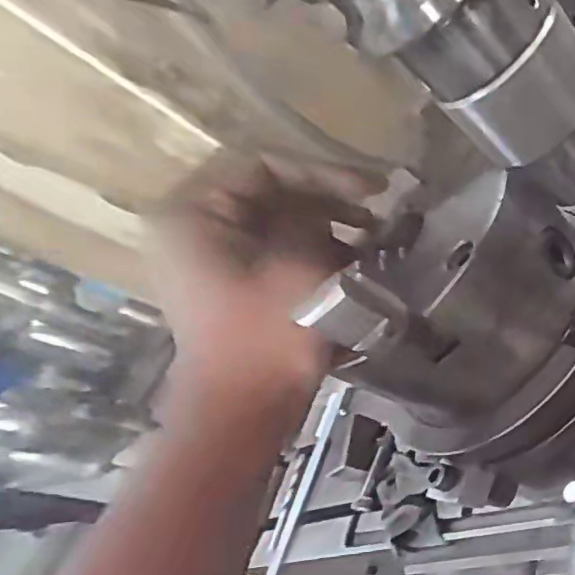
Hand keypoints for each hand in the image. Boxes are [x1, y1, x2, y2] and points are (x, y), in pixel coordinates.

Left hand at [150, 153, 379, 415]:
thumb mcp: (299, 267)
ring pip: (279, 225)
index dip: (324, 172)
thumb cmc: (268, 335)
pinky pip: (279, 254)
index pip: (262, 166)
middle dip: (330, 203)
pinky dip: (318, 254)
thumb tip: (335, 208)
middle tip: (380, 218)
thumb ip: (313, 222)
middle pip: (270, 195)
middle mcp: (195, 229)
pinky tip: (356, 268)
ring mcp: (213, 261)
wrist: (244, 407)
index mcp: (194, 215)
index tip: (374, 191)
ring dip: (330, 230)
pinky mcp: (235, 288)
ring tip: (375, 245)